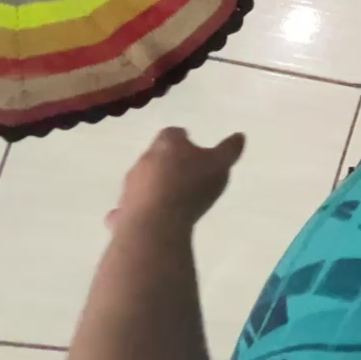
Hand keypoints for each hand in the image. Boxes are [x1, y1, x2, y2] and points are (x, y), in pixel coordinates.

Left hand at [107, 127, 244, 235]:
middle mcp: (143, 162)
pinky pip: (128, 208)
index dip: (182, 138)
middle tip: (186, 171)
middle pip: (155, 156)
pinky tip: (148, 215)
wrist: (156, 226)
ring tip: (172, 196)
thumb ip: (230, 149)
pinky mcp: (121, 214)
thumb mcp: (221, 164)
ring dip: (153, 185)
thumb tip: (238, 136)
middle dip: (168, 162)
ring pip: (141, 181)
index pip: (172, 133)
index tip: (191, 144)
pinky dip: (136, 209)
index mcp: (167, 145)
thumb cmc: (191, 187)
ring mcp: (129, 189)